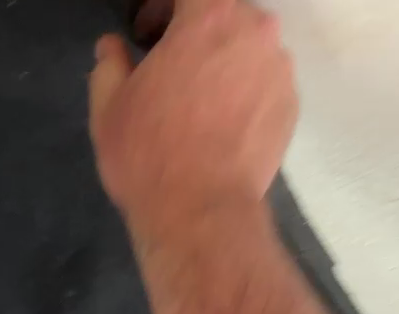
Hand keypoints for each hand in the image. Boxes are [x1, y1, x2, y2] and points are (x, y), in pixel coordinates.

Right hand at [87, 0, 296, 241]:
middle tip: (164, 72)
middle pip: (222, 15)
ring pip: (244, 49)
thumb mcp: (108, 111)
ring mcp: (278, 65)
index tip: (143, 33)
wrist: (199, 209)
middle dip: (192, 35)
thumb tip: (110, 48)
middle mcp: (254, 29)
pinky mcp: (290, 100)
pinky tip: (212, 129)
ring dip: (217, 65)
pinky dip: (237, 93)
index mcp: (208, 20)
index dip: (162, 6)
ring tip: (190, 107)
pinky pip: (260, 82)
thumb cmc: (146, 154)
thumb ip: (109, 67)